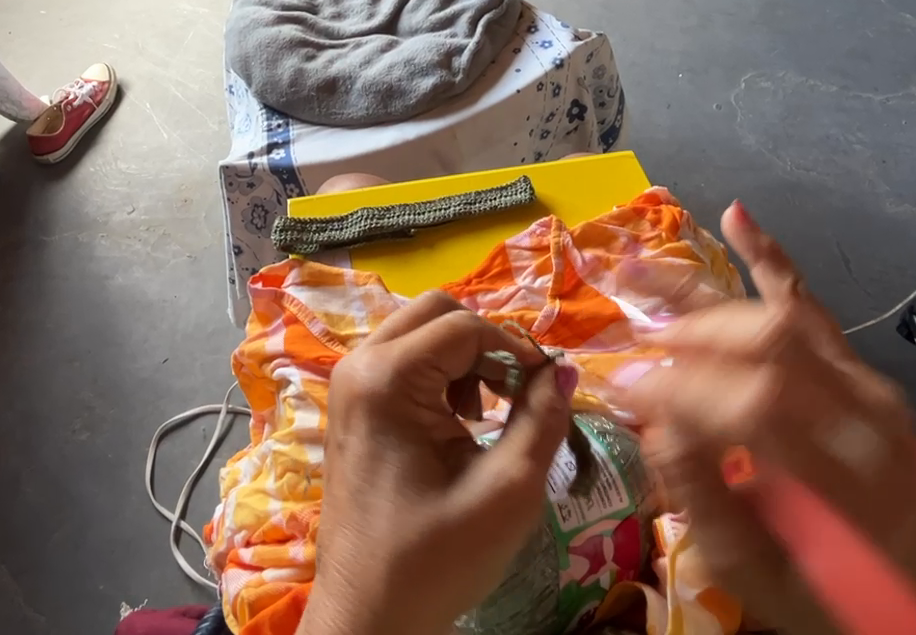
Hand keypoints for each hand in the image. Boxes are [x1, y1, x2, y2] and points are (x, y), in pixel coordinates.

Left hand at [301, 291, 575, 634]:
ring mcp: (350, 381)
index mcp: (386, 379)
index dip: (514, 350)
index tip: (545, 390)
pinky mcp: (354, 401)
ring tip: (485, 416)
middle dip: (485, 344)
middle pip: (437, 311)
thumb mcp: (506, 493)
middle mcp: (359, 364)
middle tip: (515, 394)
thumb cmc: (434, 561)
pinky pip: (404, 358)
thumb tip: (564, 371)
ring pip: (421, 330)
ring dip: (463, 358)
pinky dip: (441, 374)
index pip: (465, 327)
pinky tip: (458, 423)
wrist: (367, 618)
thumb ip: (542, 421)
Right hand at [620, 202, 915, 634]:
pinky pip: (806, 302)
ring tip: (635, 271)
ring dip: (698, 291)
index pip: (753, 404)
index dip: (679, 387)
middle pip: (764, 345)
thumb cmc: (813, 585)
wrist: (896, 581)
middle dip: (686, 338)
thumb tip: (649, 411)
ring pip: (777, 312)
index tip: (621, 389)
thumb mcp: (745, 562)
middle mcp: (863, 415)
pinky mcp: (857, 365)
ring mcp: (864, 381)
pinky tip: (736, 215)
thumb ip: (697, 487)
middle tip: (636, 347)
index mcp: (843, 477)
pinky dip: (767, 256)